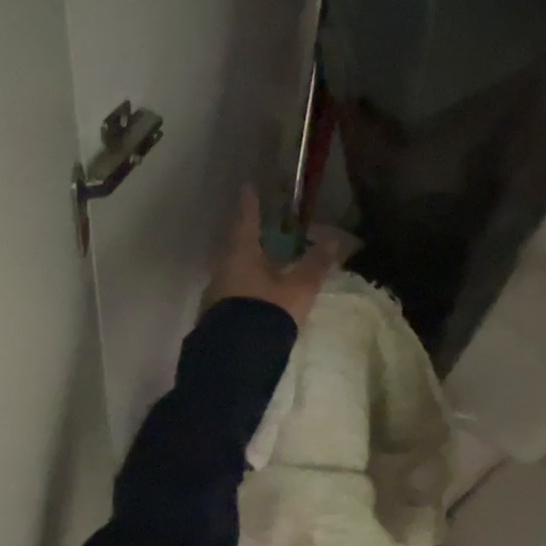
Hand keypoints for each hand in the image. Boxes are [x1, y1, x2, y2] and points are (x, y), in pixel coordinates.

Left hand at [202, 185, 338, 326]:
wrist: (236, 358)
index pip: (245, 221)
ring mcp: (213, 294)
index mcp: (240, 255)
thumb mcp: (298, 289)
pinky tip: (253, 298)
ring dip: (245, 268)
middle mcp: (221, 270)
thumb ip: (314, 265)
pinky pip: (230, 294)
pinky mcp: (213, 317)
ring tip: (262, 267)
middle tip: (260, 231)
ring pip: (231, 273)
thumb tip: (332, 240)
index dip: (249, 204)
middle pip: (235, 248)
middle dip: (249, 239)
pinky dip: (242, 290)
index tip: (247, 187)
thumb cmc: (268, 313)